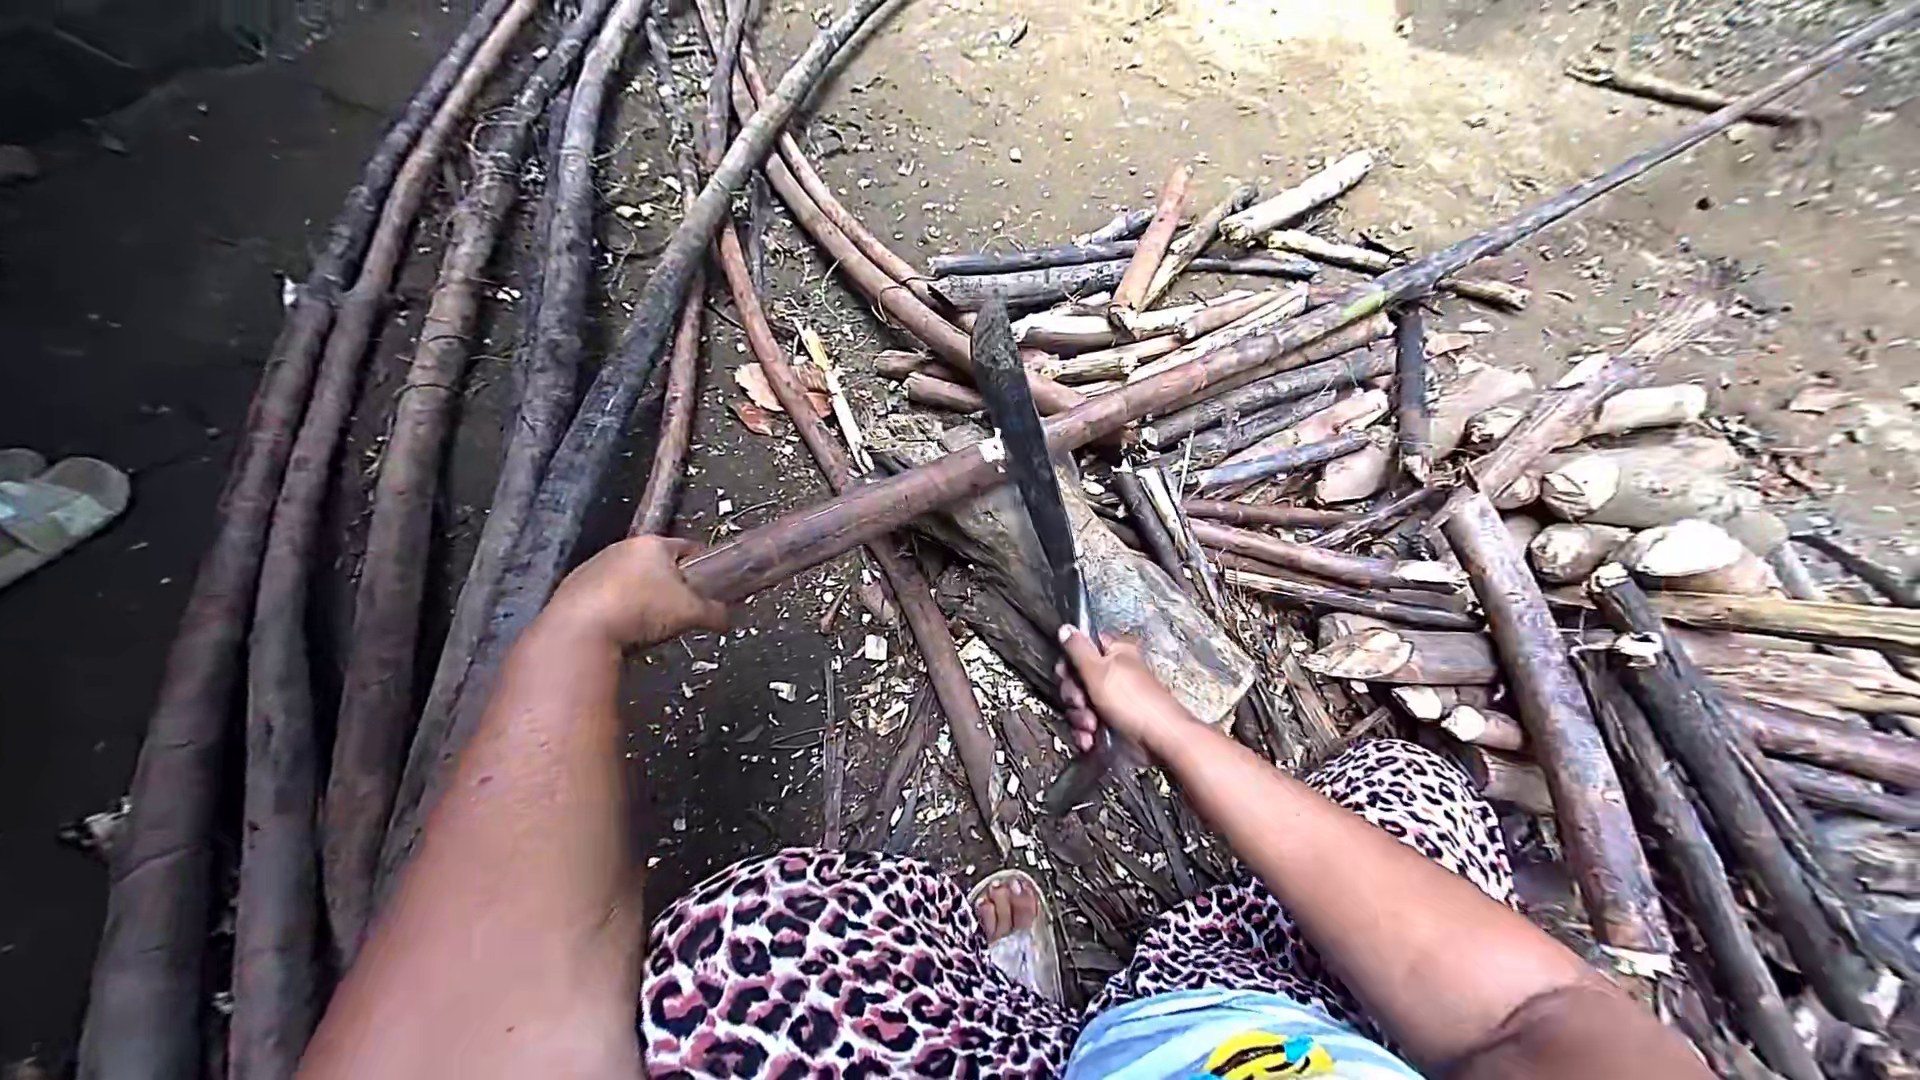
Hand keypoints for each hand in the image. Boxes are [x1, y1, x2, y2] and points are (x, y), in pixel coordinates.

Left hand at [541, 536, 728, 648]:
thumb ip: (715, 613)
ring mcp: (593, 566)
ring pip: (629, 579)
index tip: (709, 583)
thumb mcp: (692, 613)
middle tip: (681, 609)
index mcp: (653, 545)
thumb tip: (727, 619)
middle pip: (656, 563)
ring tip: (649, 623)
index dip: (701, 565)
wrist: (580, 632)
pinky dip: (616, 608)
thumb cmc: (642, 610)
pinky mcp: (572, 588)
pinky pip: (604, 595)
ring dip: (641, 596)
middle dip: (670, 584)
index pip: (687, 547)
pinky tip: (621, 629)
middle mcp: (622, 548)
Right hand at [1055, 625, 1200, 756]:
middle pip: (1076, 679)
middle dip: (1074, 696)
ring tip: (1092, 725)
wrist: (1159, 741)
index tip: (1067, 675)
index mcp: (1114, 653)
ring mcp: (1114, 699)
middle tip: (1082, 702)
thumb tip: (1066, 628)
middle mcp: (1114, 673)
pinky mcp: (1113, 722)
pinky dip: (1087, 733)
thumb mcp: (1097, 670)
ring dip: (1080, 717)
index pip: (1081, 649)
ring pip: (1080, 704)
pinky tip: (1091, 738)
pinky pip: (1088, 724)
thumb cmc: (1135, 703)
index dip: (1069, 664)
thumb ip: (1077, 648)